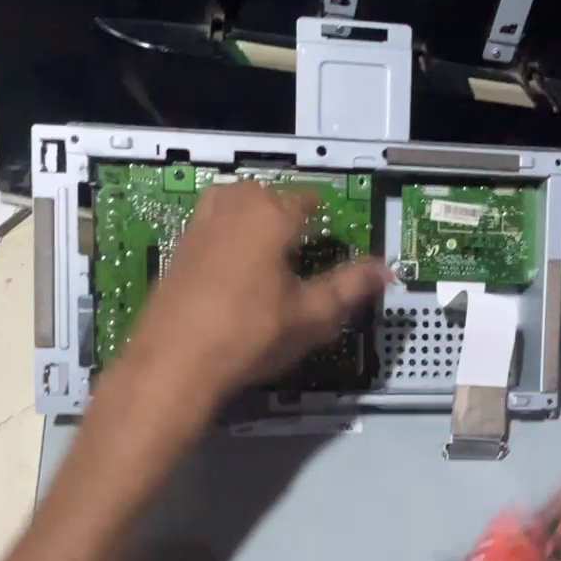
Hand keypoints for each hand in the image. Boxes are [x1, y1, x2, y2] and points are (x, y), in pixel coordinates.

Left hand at [117, 181, 389, 400]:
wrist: (175, 363)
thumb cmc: (250, 334)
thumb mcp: (311, 315)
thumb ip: (350, 287)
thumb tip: (385, 270)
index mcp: (270, 214)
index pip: (307, 201)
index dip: (324, 218)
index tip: (332, 238)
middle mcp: (232, 207)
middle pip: (268, 197)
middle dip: (286, 214)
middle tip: (302, 247)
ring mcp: (199, 225)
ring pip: (235, 207)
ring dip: (253, 221)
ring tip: (269, 255)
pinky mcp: (178, 248)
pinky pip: (212, 228)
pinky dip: (228, 238)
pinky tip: (234, 273)